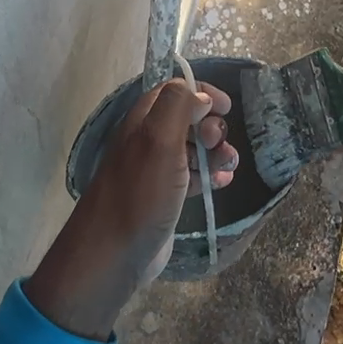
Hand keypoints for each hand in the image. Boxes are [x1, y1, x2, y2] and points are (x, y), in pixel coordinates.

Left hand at [26, 80, 236, 338]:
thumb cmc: (140, 193)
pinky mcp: (165, 196)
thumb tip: (198, 93)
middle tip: (216, 144)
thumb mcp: (159, 140)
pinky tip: (223, 184)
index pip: (175, 90)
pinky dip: (210, 176)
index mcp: (143, 119)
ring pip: (193, 149)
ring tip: (227, 168)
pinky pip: (193, 176)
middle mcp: (148, 139)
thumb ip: (177, 107)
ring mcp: (156, 169)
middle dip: (211, 127)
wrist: (115, 253)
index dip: (202, 93)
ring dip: (215, 153)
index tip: (227, 107)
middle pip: (188, 119)